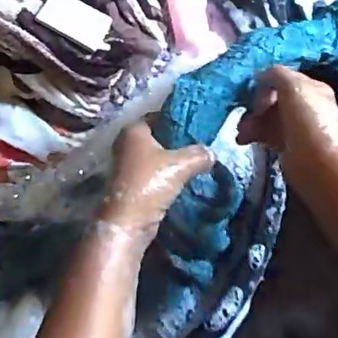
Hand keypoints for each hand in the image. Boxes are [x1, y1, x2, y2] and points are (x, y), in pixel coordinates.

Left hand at [98, 124, 213, 239]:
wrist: (128, 221)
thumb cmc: (149, 184)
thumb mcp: (179, 165)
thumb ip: (198, 154)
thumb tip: (211, 152)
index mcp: (133, 129)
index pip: (159, 116)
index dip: (178, 120)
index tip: (198, 127)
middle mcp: (126, 141)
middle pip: (158, 136)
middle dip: (178, 141)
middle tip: (201, 146)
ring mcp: (126, 161)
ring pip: (156, 154)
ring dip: (173, 159)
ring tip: (197, 162)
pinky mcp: (131, 180)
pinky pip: (153, 169)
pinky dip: (167, 172)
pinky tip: (185, 178)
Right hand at [236, 66, 337, 174]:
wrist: (317, 163)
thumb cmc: (307, 120)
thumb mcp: (292, 85)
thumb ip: (275, 74)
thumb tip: (260, 77)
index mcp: (312, 88)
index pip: (281, 79)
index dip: (265, 85)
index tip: (255, 97)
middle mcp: (306, 105)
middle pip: (272, 99)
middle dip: (255, 106)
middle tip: (245, 116)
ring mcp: (297, 126)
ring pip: (267, 117)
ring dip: (251, 121)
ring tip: (242, 132)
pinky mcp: (288, 144)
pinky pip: (266, 133)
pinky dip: (254, 134)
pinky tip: (245, 139)